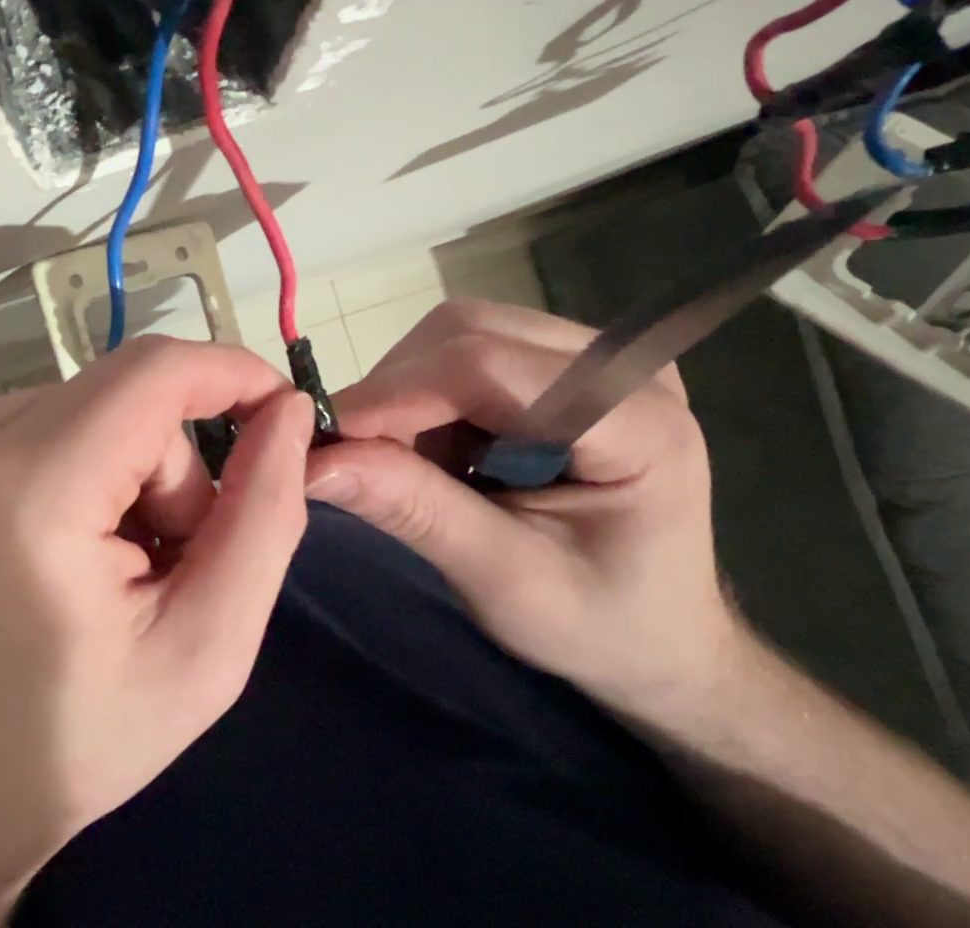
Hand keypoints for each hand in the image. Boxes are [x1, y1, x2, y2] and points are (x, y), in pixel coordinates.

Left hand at [0, 337, 313, 927]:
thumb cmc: (64, 747)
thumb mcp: (200, 651)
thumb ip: (260, 519)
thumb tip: (287, 415)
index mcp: (25, 488)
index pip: (152, 371)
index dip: (229, 374)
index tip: (278, 414)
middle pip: (114, 395)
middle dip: (166, 466)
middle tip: (160, 564)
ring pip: (69, 407)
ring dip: (112, 470)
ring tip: (97, 571)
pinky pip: (17, 426)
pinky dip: (59, 470)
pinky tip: (45, 553)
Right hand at [304, 300, 740, 723]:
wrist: (655, 637)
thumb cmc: (595, 625)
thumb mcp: (501, 580)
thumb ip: (415, 511)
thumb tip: (313, 462)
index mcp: (638, 421)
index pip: (490, 367)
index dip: (396, 394)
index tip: (323, 441)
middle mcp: (622, 366)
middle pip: (470, 333)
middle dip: (395, 391)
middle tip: (357, 460)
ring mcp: (594, 358)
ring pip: (459, 334)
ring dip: (406, 394)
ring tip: (405, 466)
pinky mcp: (563, 367)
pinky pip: (466, 352)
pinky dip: (425, 398)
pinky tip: (435, 452)